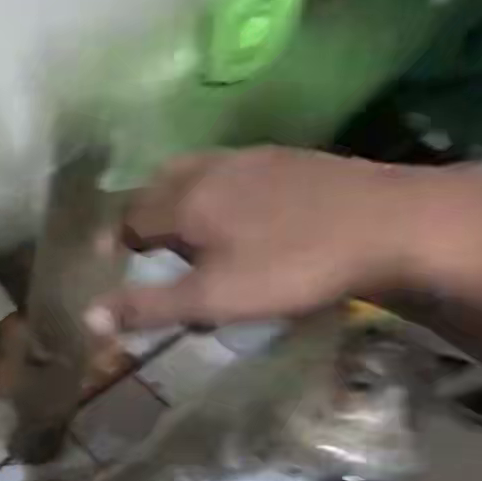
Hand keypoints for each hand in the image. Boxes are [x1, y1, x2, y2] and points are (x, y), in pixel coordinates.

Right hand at [87, 147, 440, 332]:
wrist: (394, 226)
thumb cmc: (289, 268)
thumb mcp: (209, 299)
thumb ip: (146, 308)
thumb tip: (87, 319)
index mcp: (186, 198)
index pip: (130, 215)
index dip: (114, 241)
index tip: (107, 263)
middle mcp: (214, 169)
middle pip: (161, 187)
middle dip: (143, 218)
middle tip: (142, 250)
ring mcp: (257, 161)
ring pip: (199, 178)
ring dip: (181, 206)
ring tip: (186, 241)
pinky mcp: (293, 164)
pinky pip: (235, 178)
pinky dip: (218, 200)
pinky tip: (239, 227)